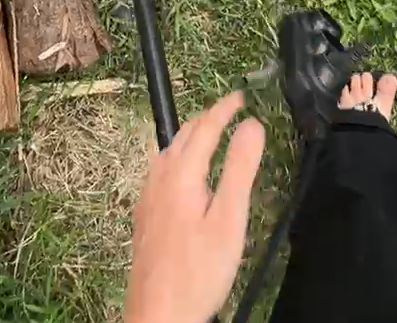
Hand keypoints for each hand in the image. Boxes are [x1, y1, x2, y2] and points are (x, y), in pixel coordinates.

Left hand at [125, 92, 266, 322]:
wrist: (157, 316)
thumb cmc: (199, 270)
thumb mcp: (229, 220)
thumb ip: (240, 169)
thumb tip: (252, 124)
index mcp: (182, 173)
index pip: (206, 127)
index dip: (225, 108)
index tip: (242, 95)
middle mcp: (160, 176)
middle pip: (184, 134)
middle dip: (208, 117)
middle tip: (231, 111)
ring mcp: (148, 195)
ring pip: (170, 149)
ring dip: (192, 134)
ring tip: (212, 133)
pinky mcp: (144, 214)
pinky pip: (162, 168)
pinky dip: (179, 154)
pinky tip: (185, 173)